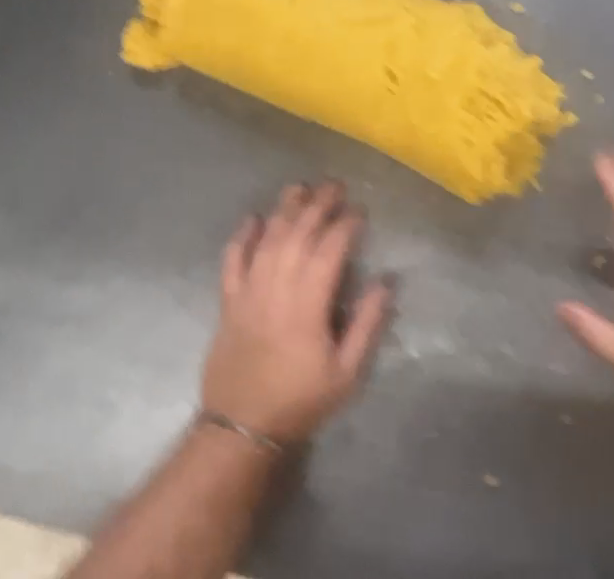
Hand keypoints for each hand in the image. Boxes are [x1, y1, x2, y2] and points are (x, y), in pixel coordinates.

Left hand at [202, 181, 391, 442]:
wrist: (241, 428)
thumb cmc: (301, 400)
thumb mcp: (347, 373)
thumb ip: (367, 325)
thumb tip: (386, 282)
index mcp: (307, 307)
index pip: (328, 252)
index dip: (345, 227)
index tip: (360, 211)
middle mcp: (276, 291)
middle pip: (297, 237)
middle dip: (317, 207)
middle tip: (335, 186)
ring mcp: (248, 295)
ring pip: (266, 242)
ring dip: (284, 211)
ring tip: (300, 188)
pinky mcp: (228, 304)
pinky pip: (232, 262)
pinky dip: (241, 237)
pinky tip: (252, 218)